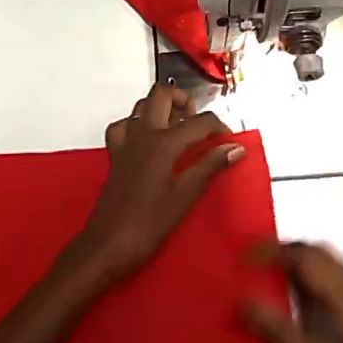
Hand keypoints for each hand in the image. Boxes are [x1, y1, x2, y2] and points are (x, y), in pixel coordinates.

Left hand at [69, 85, 244, 285]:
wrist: (106, 247)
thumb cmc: (147, 225)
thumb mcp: (185, 196)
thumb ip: (210, 166)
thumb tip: (235, 148)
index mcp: (164, 143)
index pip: (200, 122)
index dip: (219, 127)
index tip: (230, 141)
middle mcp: (143, 135)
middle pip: (163, 94)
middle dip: (185, 100)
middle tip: (199, 123)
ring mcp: (126, 143)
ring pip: (141, 105)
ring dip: (162, 108)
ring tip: (179, 127)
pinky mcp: (114, 156)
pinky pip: (122, 126)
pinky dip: (135, 124)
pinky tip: (146, 138)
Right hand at [243, 244, 342, 342]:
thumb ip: (288, 342)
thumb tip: (247, 301)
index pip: (312, 257)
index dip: (275, 251)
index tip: (242, 260)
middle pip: (326, 258)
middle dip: (287, 259)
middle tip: (250, 274)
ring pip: (338, 274)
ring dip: (303, 276)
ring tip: (268, 295)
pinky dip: (320, 294)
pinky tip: (303, 322)